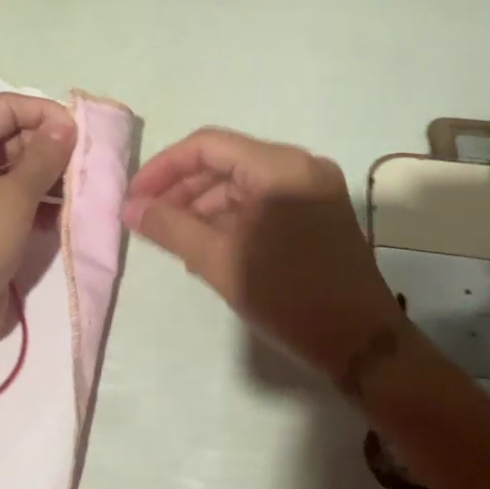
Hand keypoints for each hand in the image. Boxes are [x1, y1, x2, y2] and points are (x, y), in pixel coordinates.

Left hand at [0, 94, 74, 391]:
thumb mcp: (10, 198)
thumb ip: (42, 158)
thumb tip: (66, 123)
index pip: (6, 108)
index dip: (43, 112)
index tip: (80, 133)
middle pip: (18, 138)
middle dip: (54, 147)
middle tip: (91, 166)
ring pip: (26, 174)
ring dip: (56, 179)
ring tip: (88, 191)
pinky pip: (27, 205)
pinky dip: (49, 207)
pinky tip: (73, 217)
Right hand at [122, 127, 403, 389]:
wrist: (361, 343)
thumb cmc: (287, 297)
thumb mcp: (219, 261)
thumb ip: (169, 227)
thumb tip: (128, 207)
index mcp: (279, 167)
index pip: (207, 146)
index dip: (163, 168)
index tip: (133, 198)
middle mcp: (300, 166)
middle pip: (225, 161)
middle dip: (181, 189)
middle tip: (146, 220)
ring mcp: (313, 189)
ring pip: (242, 183)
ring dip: (203, 206)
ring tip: (173, 240)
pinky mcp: (318, 213)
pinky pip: (262, 202)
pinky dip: (230, 218)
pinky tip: (207, 247)